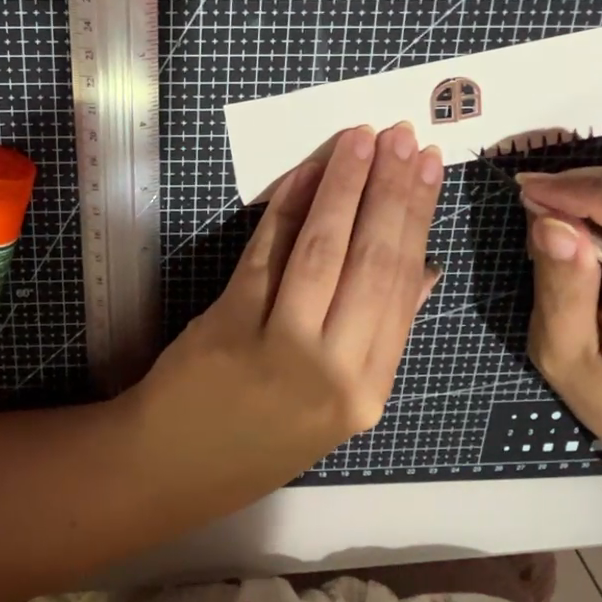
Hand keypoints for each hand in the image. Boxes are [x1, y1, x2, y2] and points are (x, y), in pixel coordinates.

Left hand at [127, 123, 444, 503]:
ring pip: (324, 250)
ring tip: (361, 138)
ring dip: (344, 185)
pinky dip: (285, 207)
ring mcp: (281, 347)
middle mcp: (336, 372)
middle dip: (390, 190)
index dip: (417, 217)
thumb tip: (425, 270)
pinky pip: (267, 253)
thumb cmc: (259, 437)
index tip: (429, 167)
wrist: (172, 467)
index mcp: (369, 391)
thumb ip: (382, 337)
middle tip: (403, 135)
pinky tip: (305, 171)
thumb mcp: (337, 406)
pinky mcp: (230, 323)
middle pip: (372, 260)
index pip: (402, 285)